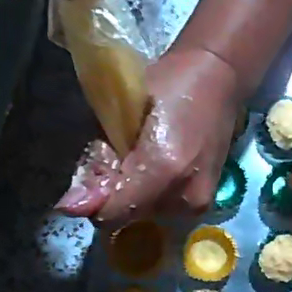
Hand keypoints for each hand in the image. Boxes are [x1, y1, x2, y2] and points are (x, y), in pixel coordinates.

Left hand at [56, 44, 243, 226]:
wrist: (221, 75)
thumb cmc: (170, 82)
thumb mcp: (122, 112)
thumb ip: (98, 160)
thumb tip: (70, 205)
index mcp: (164, 168)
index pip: (111, 212)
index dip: (92, 198)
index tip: (89, 172)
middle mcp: (184, 195)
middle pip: (126, 216)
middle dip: (111, 193)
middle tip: (116, 155)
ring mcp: (198, 202)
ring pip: (142, 214)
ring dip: (130, 193)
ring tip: (138, 157)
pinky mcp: (203, 202)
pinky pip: (161, 208)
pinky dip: (149, 192)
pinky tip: (154, 165)